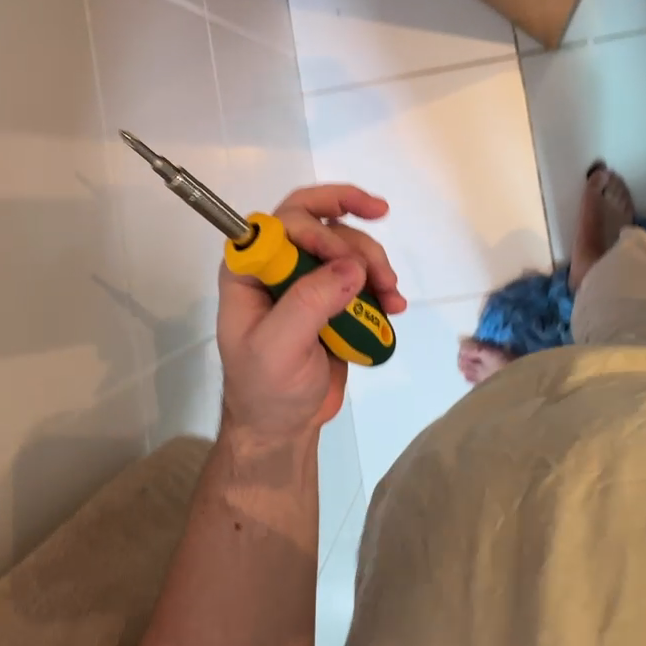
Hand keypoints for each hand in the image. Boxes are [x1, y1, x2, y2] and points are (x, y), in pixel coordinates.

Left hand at [215, 184, 406, 441]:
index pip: (283, 222)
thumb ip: (309, 303)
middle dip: (354, 231)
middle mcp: (277, 265)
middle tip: (382, 246)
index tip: (348, 257)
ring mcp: (307, 279)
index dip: (318, 227)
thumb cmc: (266, 390)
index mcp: (251, 270)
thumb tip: (352, 267)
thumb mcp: (278, 348)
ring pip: (346, 244)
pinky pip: (361, 272)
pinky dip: (381, 282)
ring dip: (374, 263)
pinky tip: (394, 305)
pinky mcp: (332, 297)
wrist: (284, 427)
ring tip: (391, 297)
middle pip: (318, 218)